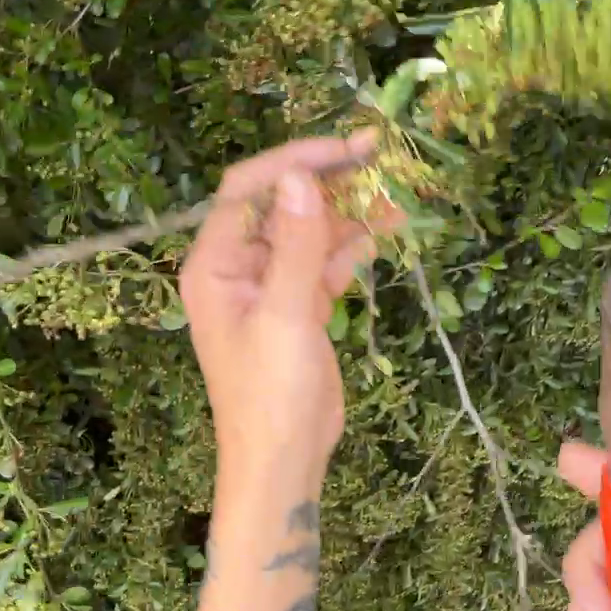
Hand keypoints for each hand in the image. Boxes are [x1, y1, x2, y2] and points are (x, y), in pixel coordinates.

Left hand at [179, 133, 380, 499]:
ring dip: (348, 215)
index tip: (346, 150)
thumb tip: (301, 176)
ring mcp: (271, 287)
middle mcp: (239, 268)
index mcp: (215, 265)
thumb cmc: (271, 394)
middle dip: (328, 183)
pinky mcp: (299, 308)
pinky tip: (384, 234)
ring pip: (309, 234)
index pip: (248, 191)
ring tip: (395, 200)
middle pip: (282, 206)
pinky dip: (352, 248)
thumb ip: (294, 246)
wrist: (284, 460)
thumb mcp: (283, 317)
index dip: (295, 161)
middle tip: (378, 159)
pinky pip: (324, 264)